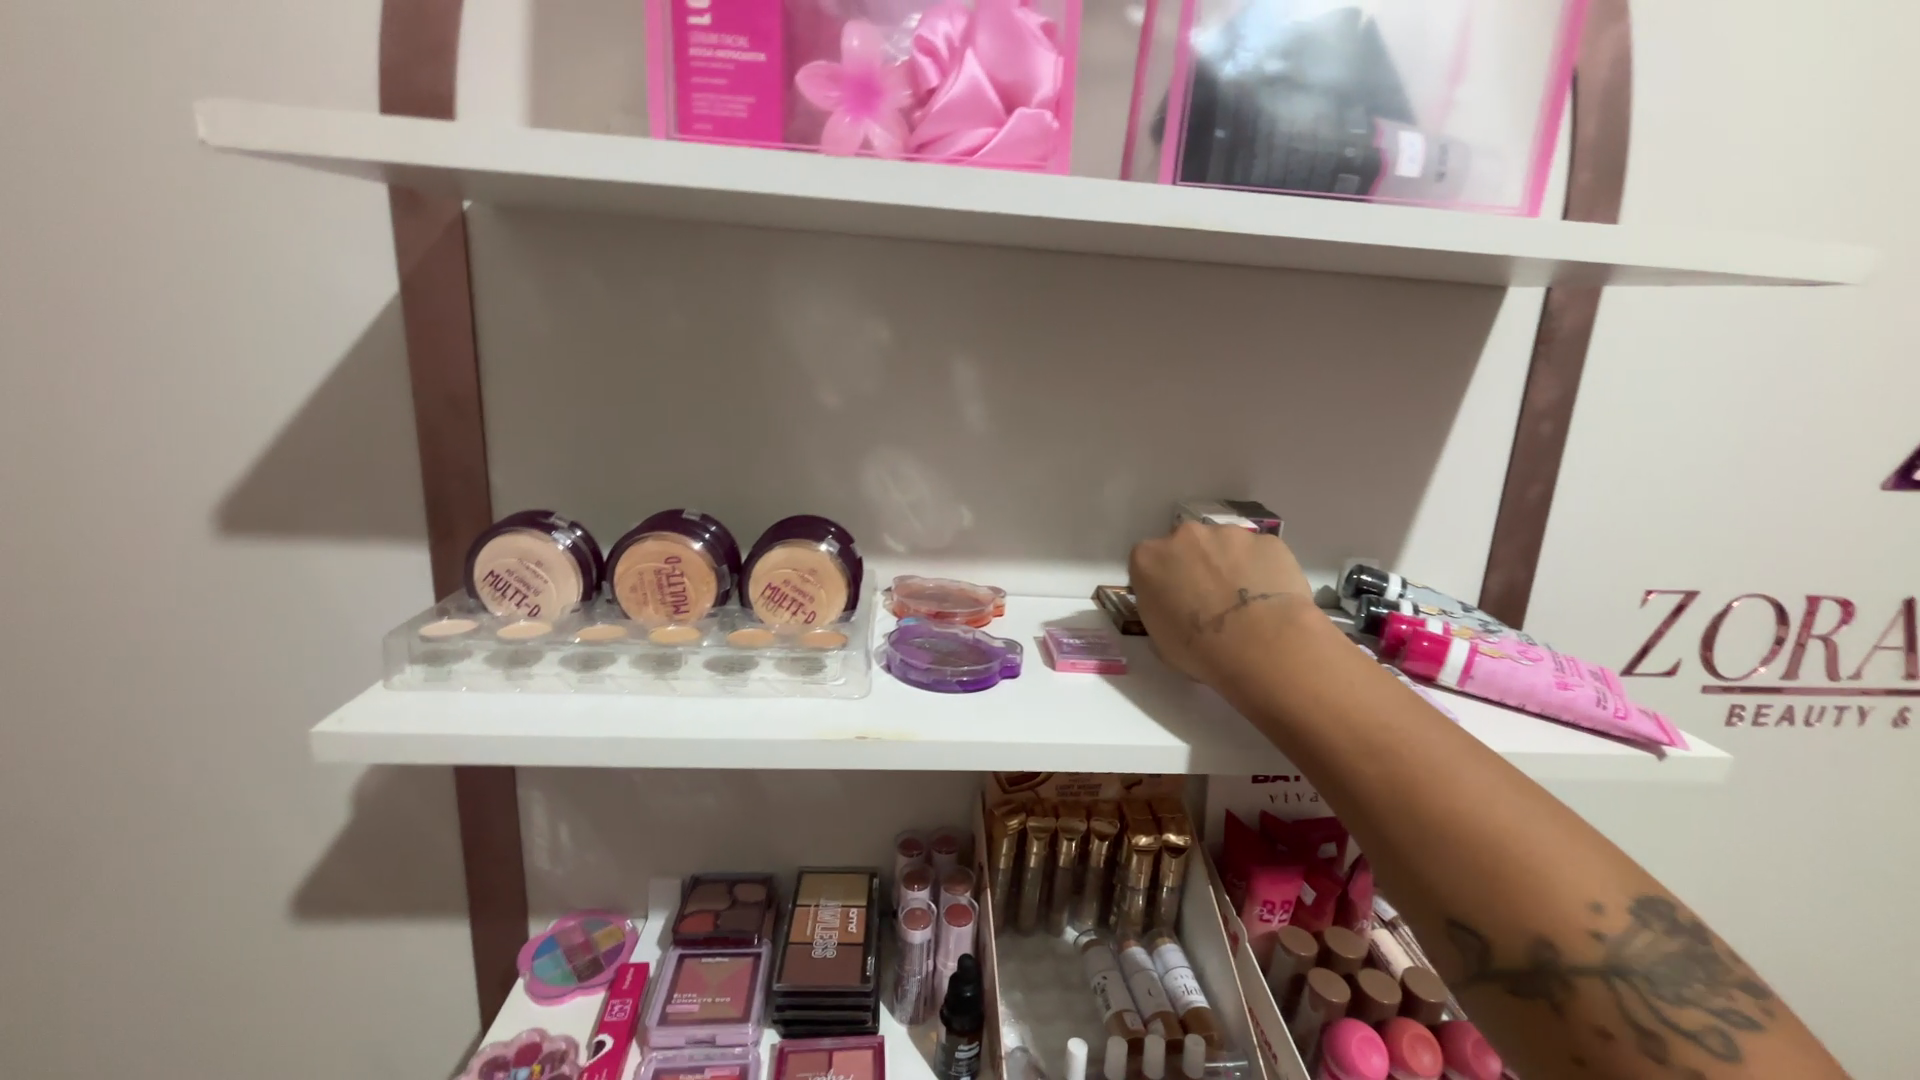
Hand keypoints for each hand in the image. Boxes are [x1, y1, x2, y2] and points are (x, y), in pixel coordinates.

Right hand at [1127, 523, 1316, 688]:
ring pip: (1225, 545)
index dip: (1162, 581)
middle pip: (1186, 544)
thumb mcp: (1158, 637)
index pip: (1149, 562)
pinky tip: (1269, 598)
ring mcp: (1229, 534)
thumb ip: (1159, 609)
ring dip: (1229, 564)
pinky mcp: (1266, 540)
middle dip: (1195, 565)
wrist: (1258, 647)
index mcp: (1149, 558)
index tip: (1174, 600)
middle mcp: (1185, 535)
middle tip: (1210, 599)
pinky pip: (1259, 553)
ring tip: (1244, 601)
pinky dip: (1262, 569)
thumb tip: (1173, 607)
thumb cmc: (1198, 650)